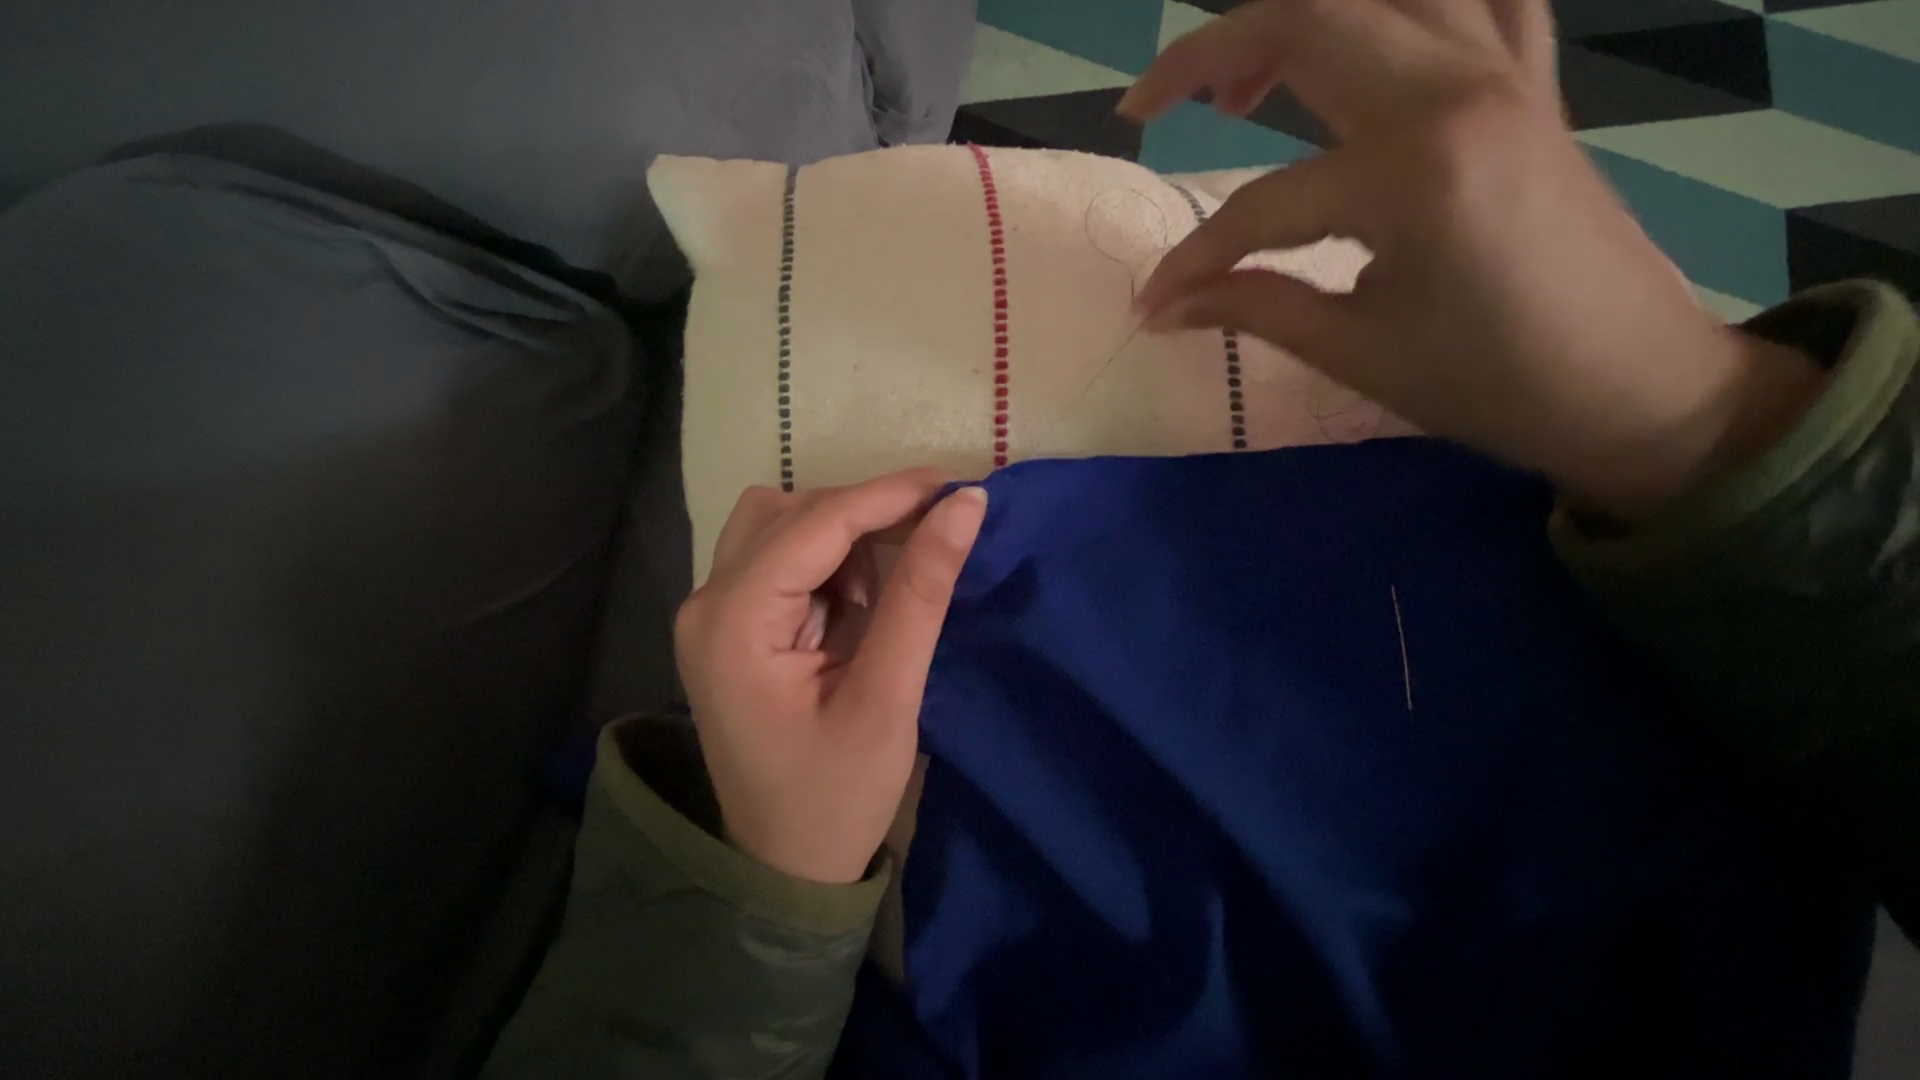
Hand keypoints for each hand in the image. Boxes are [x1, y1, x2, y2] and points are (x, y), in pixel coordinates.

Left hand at [674, 470, 987, 884]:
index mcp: (733, 623)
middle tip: (927, 540)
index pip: (816, 523)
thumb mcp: (888, 697)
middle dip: (861, 515)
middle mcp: (707, 604)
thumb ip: (921, 594)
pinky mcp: (731, 628)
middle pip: (786, 511)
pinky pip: (780, 561)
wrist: (785, 870)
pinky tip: (856, 610)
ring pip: (779, 527)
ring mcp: (713, 615)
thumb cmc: (836, 798)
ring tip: (883, 595)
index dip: (890, 495)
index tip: (959, 486)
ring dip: (841, 539)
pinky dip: (827, 566)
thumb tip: (966, 507)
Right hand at [1122, 0, 1822, 519]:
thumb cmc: (1487, 383)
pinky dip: (1408, 4)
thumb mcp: (1354, 350)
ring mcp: (1504, 71)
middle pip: (1308, 18)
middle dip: (1206, 52)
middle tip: (1149, 105)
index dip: (1194, 257)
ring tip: (1243, 82)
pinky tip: (1364, 41)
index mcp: (1412, 173)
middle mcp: (1457, 90)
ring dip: (1296, 16)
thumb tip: (1161, 306)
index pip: (1260, 202)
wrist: (1631, 386)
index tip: (1153, 301)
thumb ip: (1250, 306)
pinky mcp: (1530, 80)